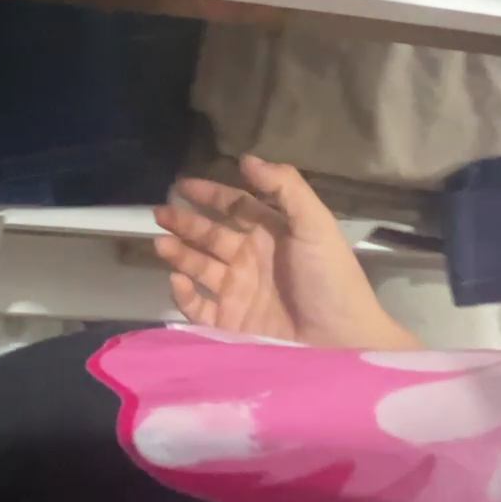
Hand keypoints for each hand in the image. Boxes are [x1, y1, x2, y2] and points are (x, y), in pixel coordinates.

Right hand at [153, 156, 421, 349]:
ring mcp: (238, 292)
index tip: (182, 185)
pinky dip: (183, 294)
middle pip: (210, 235)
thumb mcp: (315, 225)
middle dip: (185, 222)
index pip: (234, 207)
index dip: (210, 194)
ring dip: (179, 253)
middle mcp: (250, 259)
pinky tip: (178, 279)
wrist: (341, 342)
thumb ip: (284, 187)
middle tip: (159, 213)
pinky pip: (197, 306)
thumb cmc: (329, 279)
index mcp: (271, 234)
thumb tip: (246, 158)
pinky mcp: (229, 323)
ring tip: (161, 244)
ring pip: (198, 266)